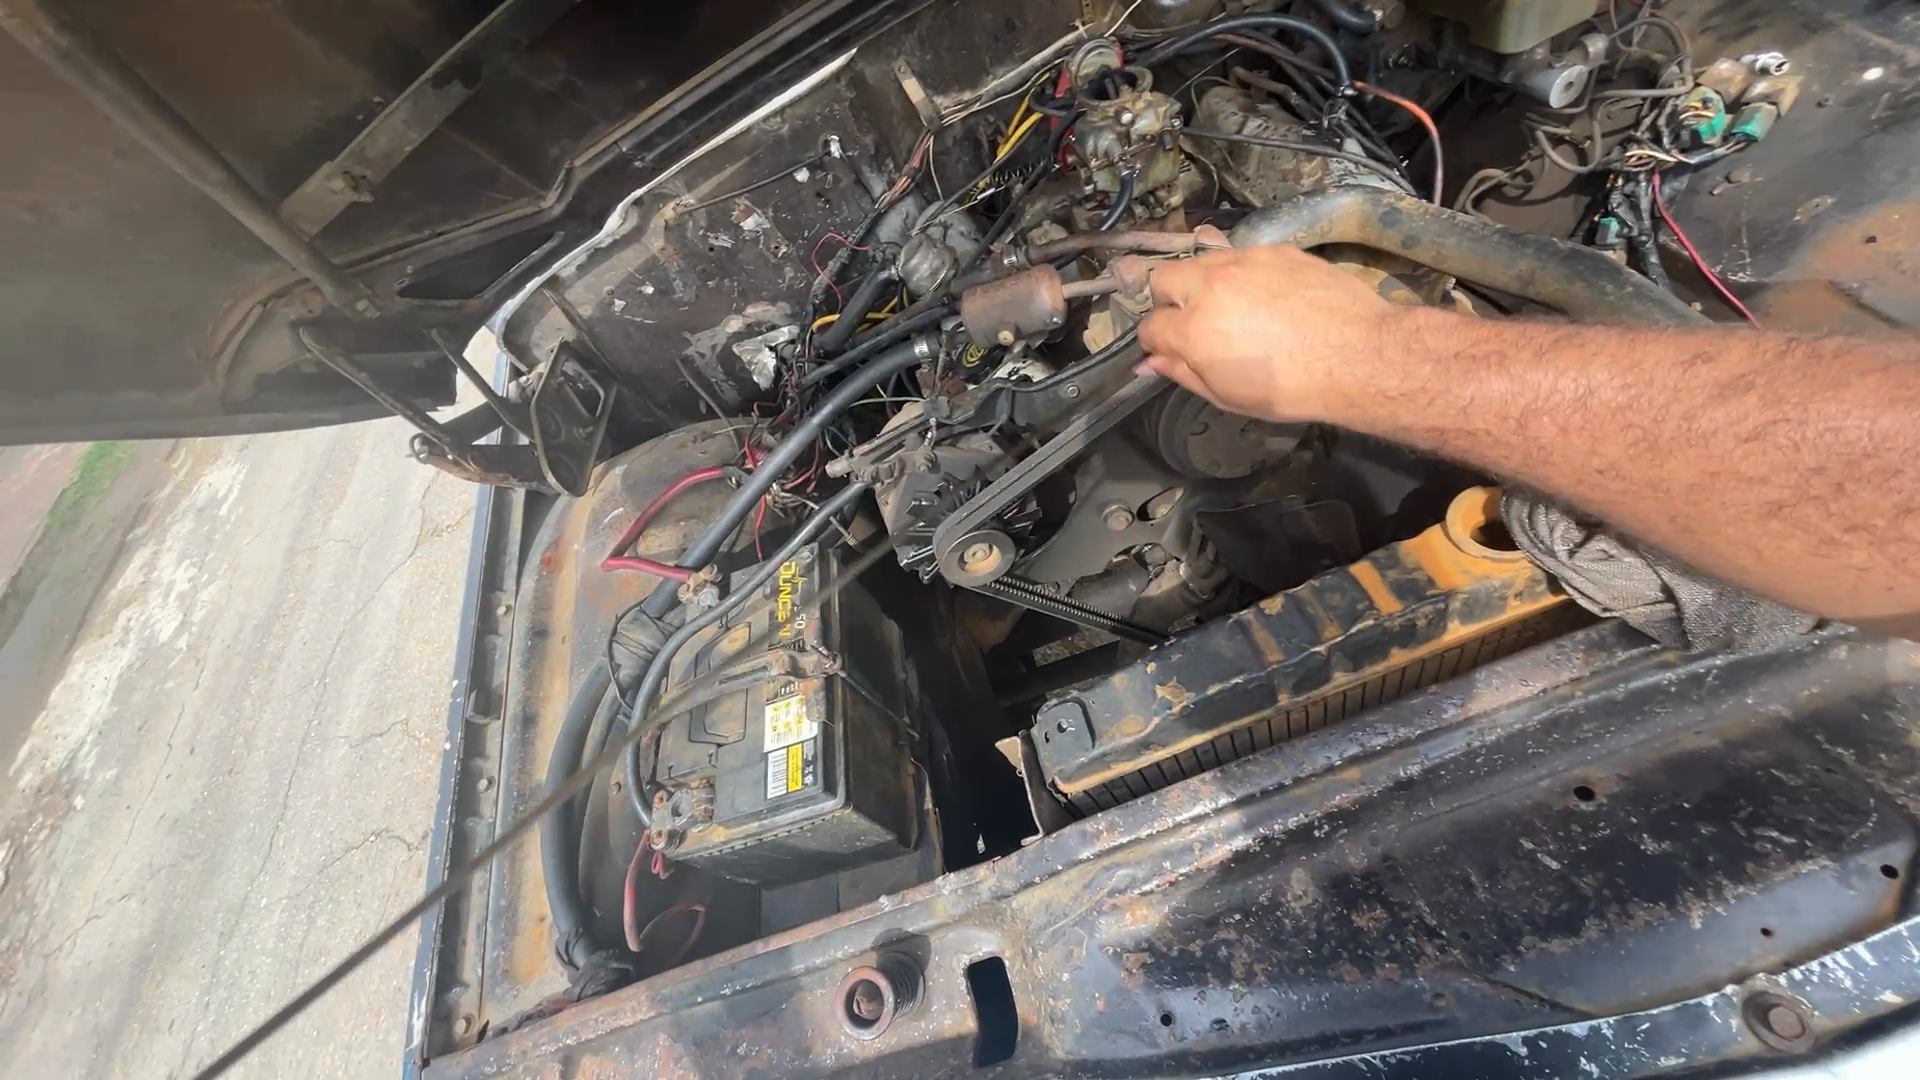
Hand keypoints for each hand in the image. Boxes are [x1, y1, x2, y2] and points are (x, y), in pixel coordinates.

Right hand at [1137, 245, 1403, 422]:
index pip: (1149, 327)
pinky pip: (1240, 254)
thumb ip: (1180, 373)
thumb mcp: (1224, 395)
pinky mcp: (1275, 250)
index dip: (1153, 343)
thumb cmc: (1288, 388)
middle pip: (1162, 278)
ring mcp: (1244, 261)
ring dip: (1200, 281)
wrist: (1357, 356)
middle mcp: (1210, 286)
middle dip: (1166, 300)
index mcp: (1192, 329)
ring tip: (1225, 305)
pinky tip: (1260, 294)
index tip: (1166, 352)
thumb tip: (1148, 363)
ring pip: (1200, 259)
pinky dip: (1238, 272)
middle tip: (1188, 321)